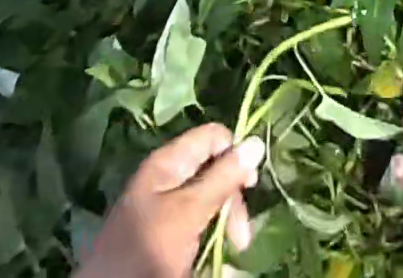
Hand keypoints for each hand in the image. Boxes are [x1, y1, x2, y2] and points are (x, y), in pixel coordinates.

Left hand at [74, 124, 264, 277]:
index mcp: (169, 163)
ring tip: (232, 252)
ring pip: (211, 203)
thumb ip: (222, 178)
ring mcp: (167, 211)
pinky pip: (200, 230)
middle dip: (232, 200)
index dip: (235, 155)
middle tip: (240, 237)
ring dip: (226, 224)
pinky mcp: (168, 239)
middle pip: (215, 171)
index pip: (213, 137)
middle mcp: (169, 180)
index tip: (249, 187)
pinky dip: (212, 244)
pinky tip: (220, 265)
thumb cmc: (146, 252)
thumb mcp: (188, 212)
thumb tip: (256, 142)